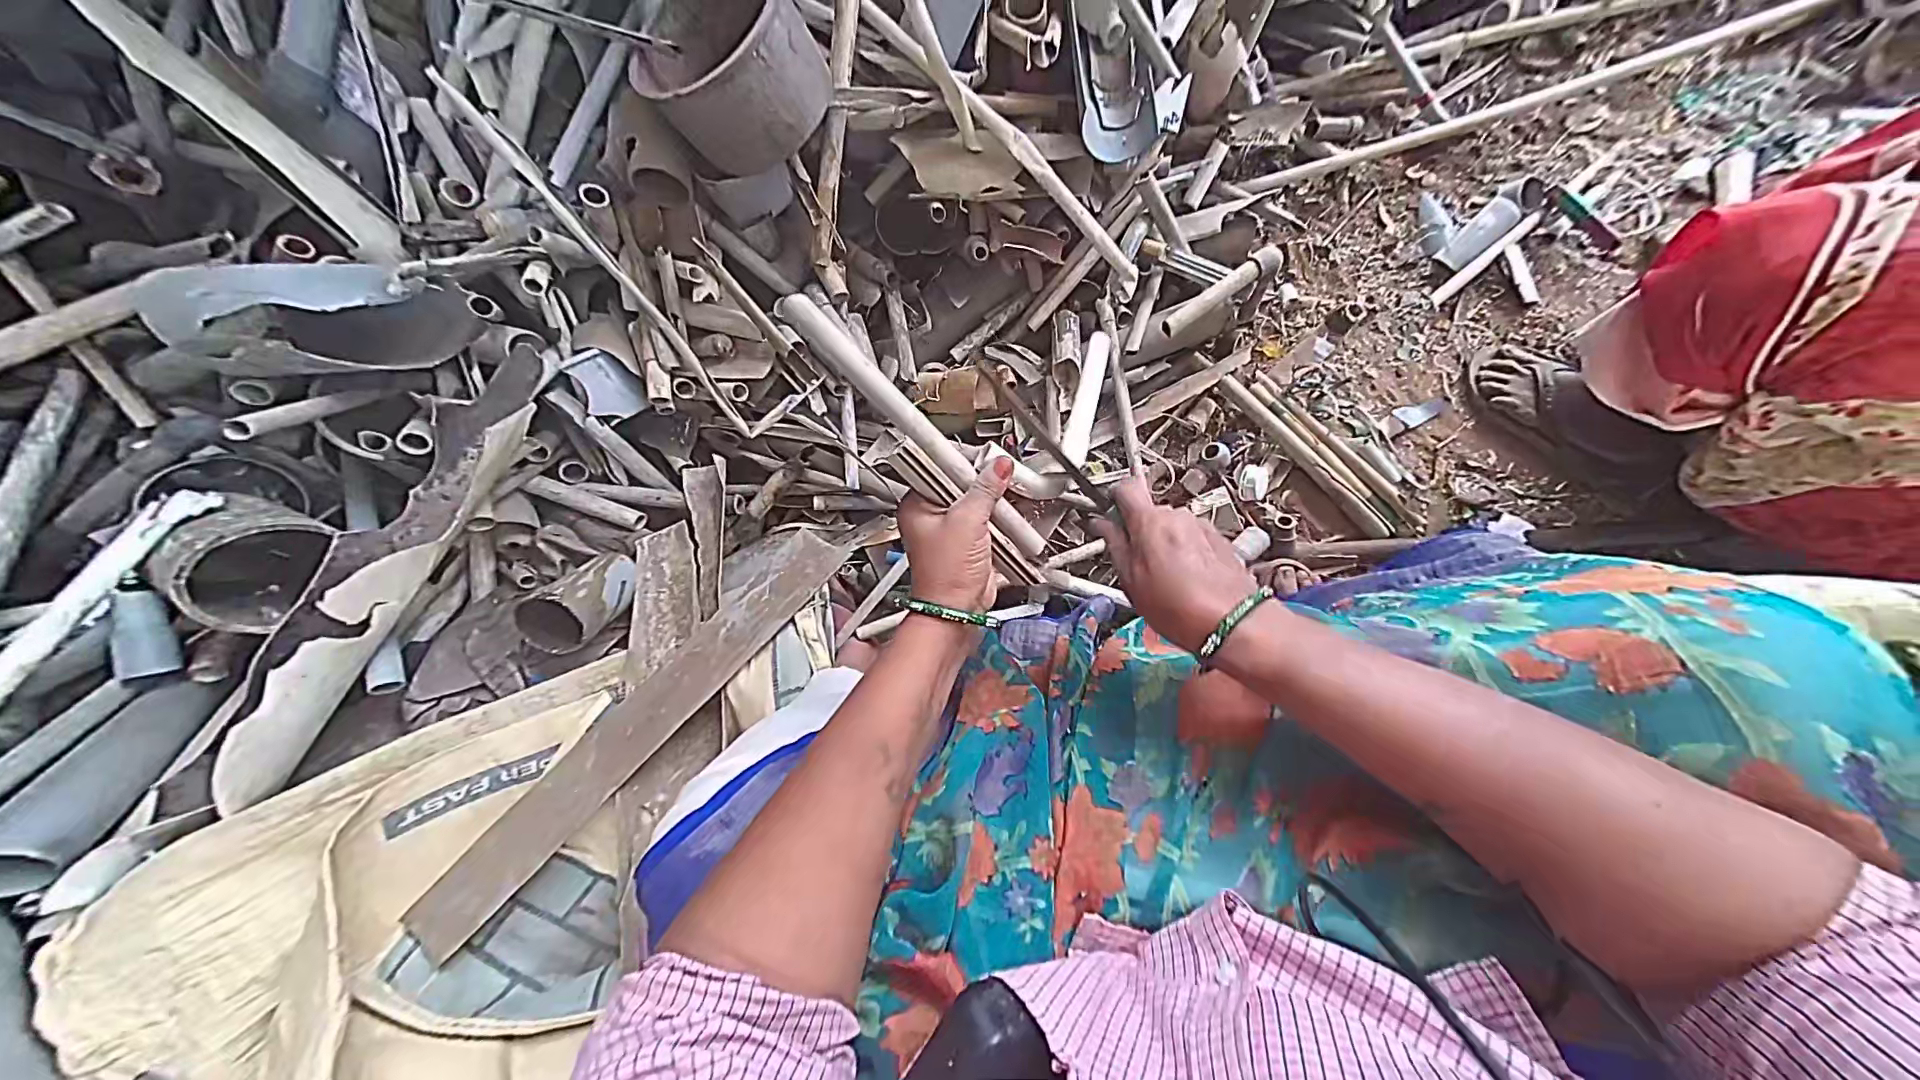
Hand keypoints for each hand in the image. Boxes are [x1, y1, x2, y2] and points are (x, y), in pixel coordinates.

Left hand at [897, 456, 1013, 611]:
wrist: (959, 611)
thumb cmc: (946, 575)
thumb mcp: (967, 522)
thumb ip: (985, 490)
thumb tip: (999, 467)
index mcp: (918, 505)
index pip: (939, 467)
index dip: (963, 461)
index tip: (985, 458)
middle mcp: (932, 514)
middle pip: (962, 484)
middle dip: (986, 483)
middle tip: (1001, 478)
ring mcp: (953, 528)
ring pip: (978, 502)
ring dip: (996, 503)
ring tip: (1008, 500)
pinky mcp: (971, 541)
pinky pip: (988, 521)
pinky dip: (1001, 520)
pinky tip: (1011, 517)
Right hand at [1093, 477, 1262, 652]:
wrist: (1232, 622)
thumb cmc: (1182, 607)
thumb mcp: (1131, 580)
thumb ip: (1115, 545)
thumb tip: (1104, 526)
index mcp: (1150, 521)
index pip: (1126, 488)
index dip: (1114, 500)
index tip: (1110, 519)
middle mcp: (1178, 516)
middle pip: (1150, 512)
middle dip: (1140, 532)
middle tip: (1135, 563)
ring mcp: (1201, 527)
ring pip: (1172, 527)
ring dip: (1164, 545)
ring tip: (1162, 579)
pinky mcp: (1219, 540)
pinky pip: (1192, 539)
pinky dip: (1185, 553)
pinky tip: (1184, 581)